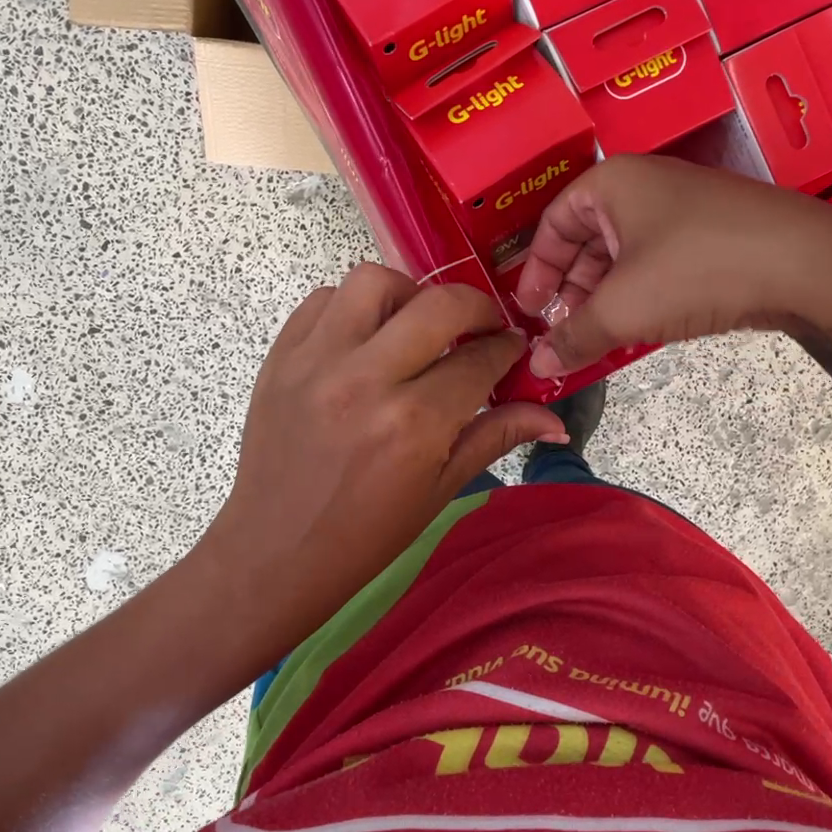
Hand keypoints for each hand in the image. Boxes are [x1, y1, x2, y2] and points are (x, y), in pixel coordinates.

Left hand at [205, 264, 564, 639]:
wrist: (277, 550)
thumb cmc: (367, 532)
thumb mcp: (442, 488)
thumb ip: (496, 435)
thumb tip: (555, 417)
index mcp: (413, 423)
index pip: (479, 359)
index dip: (507, 349)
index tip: (512, 349)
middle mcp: (365, 379)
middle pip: (438, 304)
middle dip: (475, 308)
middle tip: (481, 327)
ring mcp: (315, 362)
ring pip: (374, 281)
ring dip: (408, 295)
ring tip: (416, 327)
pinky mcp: (280, 357)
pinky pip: (322, 299)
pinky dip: (352, 307)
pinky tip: (367, 338)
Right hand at [514, 155, 831, 378]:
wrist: (803, 265)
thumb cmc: (696, 269)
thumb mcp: (622, 308)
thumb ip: (573, 337)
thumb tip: (538, 367)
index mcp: (613, 183)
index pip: (554, 222)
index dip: (536, 270)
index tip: (529, 312)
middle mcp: (644, 187)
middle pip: (588, 241)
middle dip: (571, 292)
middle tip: (561, 334)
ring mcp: (682, 211)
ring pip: (624, 257)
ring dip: (604, 301)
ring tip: (595, 341)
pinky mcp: (711, 238)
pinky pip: (657, 266)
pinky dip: (639, 298)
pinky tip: (636, 333)